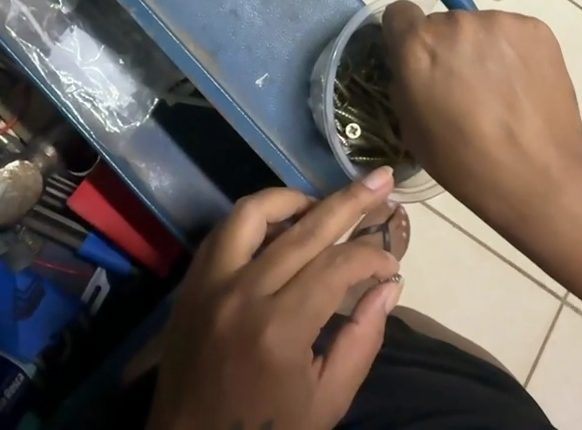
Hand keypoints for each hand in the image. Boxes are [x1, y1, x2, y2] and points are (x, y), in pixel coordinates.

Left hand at [146, 168, 402, 429]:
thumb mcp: (326, 402)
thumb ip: (362, 340)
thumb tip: (388, 285)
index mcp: (279, 329)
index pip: (337, 267)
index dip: (371, 257)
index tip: (391, 264)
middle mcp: (243, 293)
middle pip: (305, 229)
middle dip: (350, 201)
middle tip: (381, 179)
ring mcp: (209, 283)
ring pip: (254, 212)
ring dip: (293, 199)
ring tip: (323, 204)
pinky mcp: (190, 283)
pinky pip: (223, 231)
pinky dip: (254, 217)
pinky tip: (279, 223)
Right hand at [382, 3, 581, 219]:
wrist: (537, 173)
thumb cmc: (463, 159)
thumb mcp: (411, 126)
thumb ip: (405, 82)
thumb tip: (416, 68)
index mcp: (417, 45)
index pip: (399, 13)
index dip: (406, 36)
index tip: (419, 60)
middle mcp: (455, 22)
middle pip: (443, 24)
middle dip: (449, 48)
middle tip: (465, 86)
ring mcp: (498, 22)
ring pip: (480, 28)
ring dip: (483, 49)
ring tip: (501, 90)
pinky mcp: (534, 28)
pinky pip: (512, 34)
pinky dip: (514, 53)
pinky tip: (523, 86)